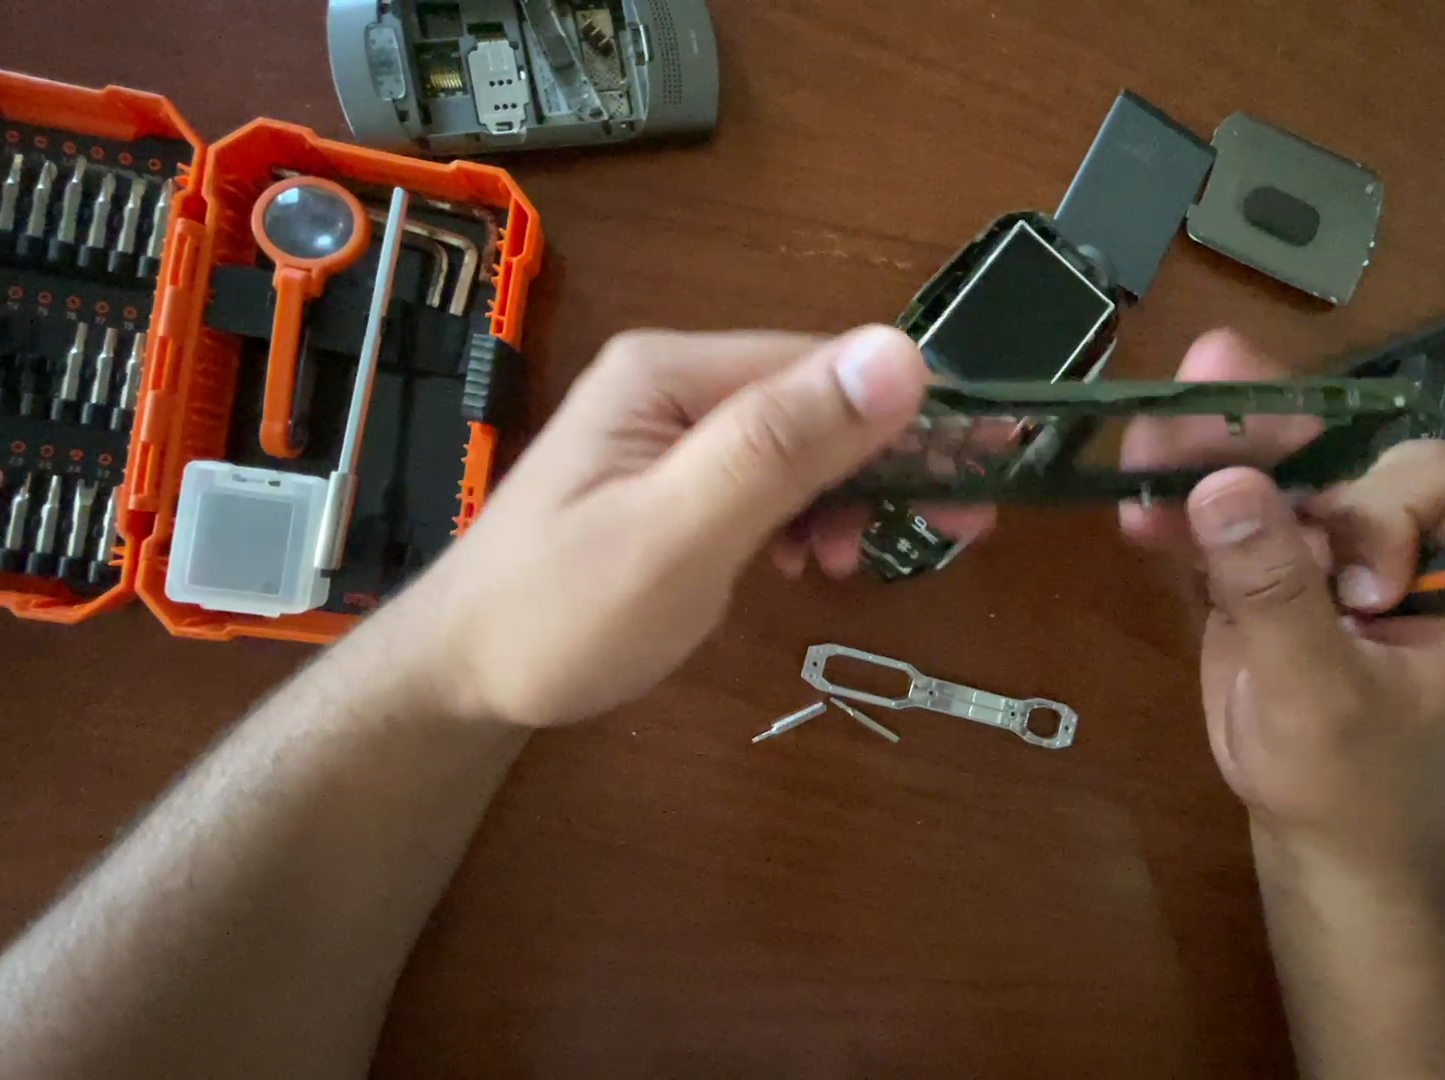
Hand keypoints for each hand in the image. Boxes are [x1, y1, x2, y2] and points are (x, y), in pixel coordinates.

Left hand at [373, 327, 988, 728]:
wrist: (466, 676)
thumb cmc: (563, 614)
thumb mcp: (678, 533)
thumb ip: (780, 444)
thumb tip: (900, 354)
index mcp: (674, 374)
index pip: (824, 370)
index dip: (909, 419)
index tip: (979, 475)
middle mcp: (677, 386)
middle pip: (817, 406)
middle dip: (888, 463)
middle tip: (957, 523)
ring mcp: (674, 435)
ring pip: (798, 448)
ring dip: (845, 497)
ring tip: (853, 562)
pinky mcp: (676, 481)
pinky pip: (766, 483)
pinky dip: (802, 518)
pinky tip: (802, 560)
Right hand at [1120, 331, 1444, 872]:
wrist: (1313, 832)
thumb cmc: (1349, 778)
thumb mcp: (1317, 688)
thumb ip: (1273, 586)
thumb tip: (1221, 484)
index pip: (1426, 484)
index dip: (1371, 511)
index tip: (1340, 585)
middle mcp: (1399, 547)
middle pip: (1330, 462)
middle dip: (1261, 432)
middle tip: (1205, 368)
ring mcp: (1324, 559)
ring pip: (1265, 486)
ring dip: (1202, 461)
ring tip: (1146, 433)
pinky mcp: (1267, 577)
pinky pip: (1222, 528)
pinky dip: (1178, 519)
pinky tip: (1135, 509)